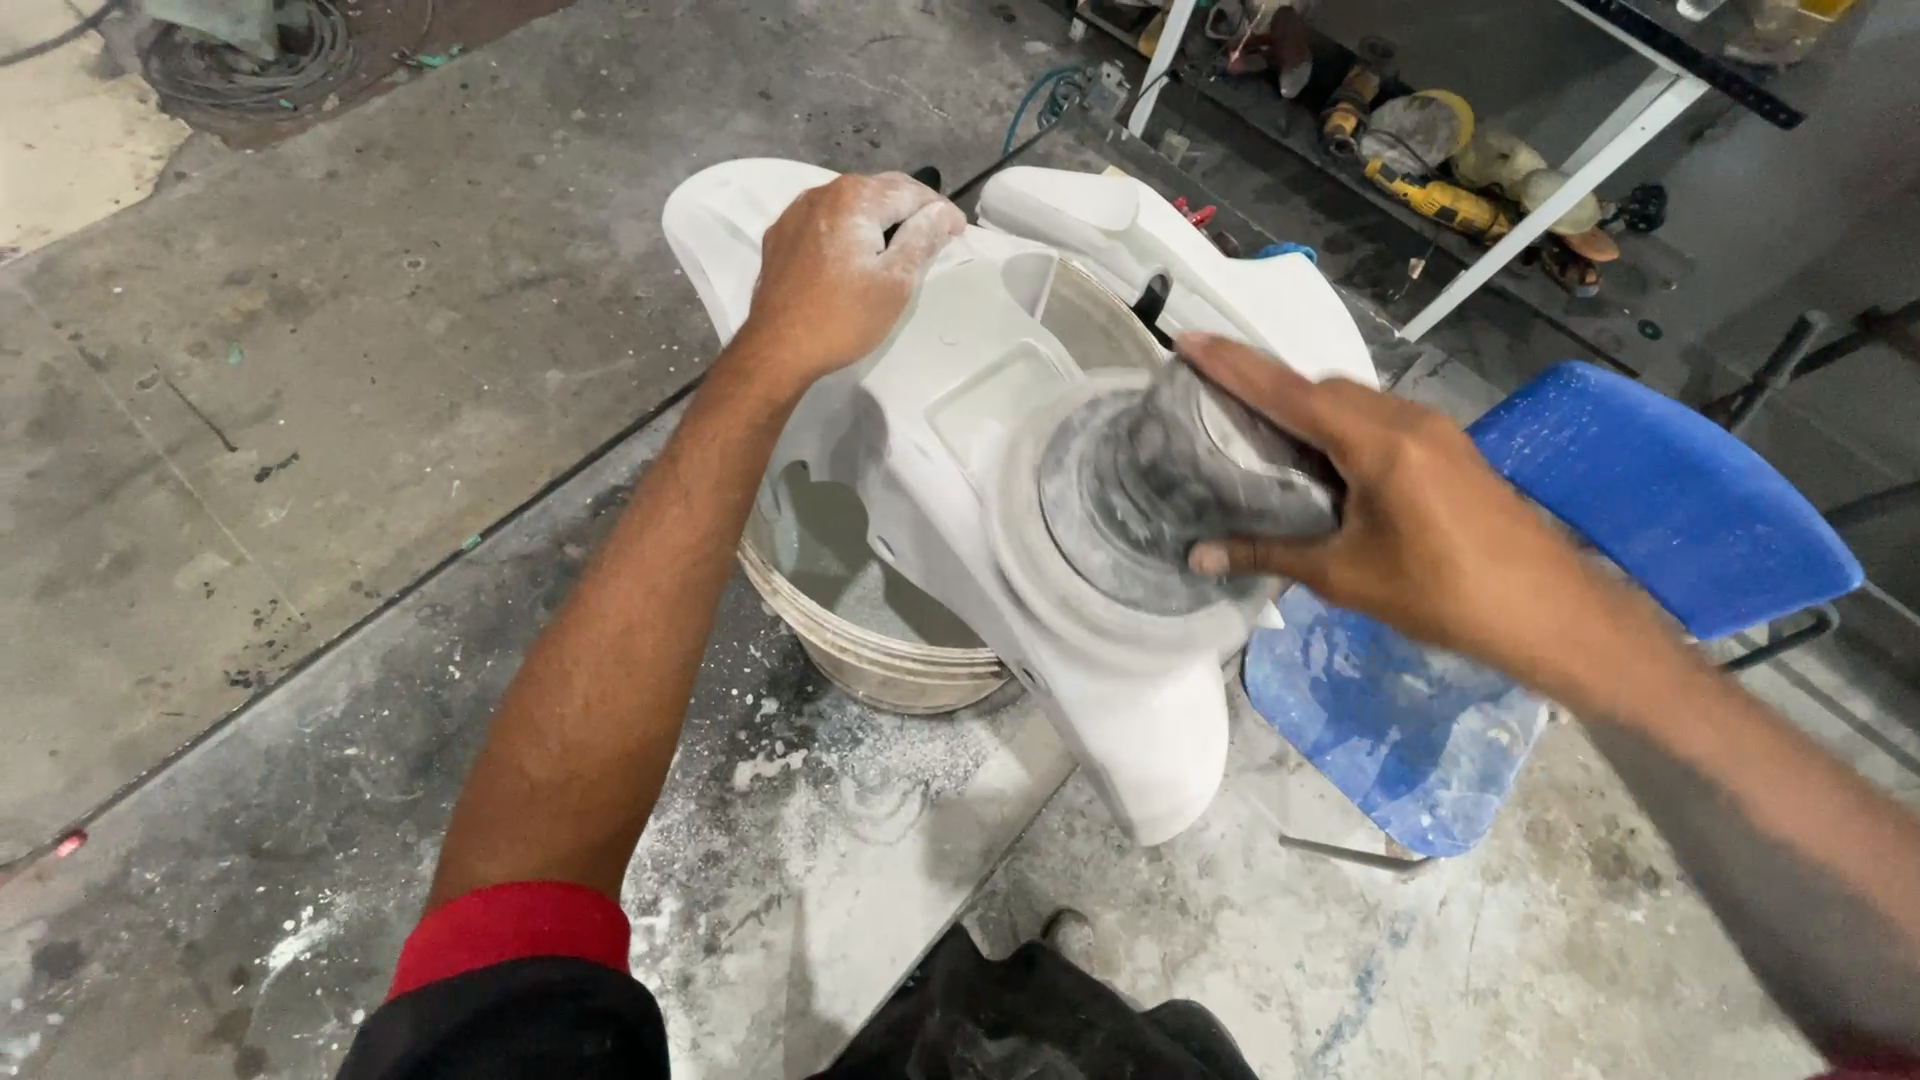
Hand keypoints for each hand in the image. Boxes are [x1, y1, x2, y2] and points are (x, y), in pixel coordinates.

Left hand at [728, 171, 965, 389]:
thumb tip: (942, 212)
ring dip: (878, 218)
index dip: (940, 210)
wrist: (778, 349)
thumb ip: (922, 239)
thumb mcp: (895, 282)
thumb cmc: (843, 318)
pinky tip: (854, 253)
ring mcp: (796, 213)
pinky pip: (825, 222)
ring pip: (850, 205)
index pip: (911, 192)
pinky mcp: (781, 237)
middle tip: (934, 235)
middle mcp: (823, 192)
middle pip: (879, 191)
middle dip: (910, 209)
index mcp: (855, 198)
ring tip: (897, 243)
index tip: (958, 232)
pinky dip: (848, 230)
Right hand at [1179, 333, 1678, 706]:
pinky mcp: (1447, 447)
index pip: (1290, 392)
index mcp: (1377, 444)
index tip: (1188, 338)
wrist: (1549, 613)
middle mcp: (1405, 420)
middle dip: (1266, 386)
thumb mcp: (1343, 576)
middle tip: (1215, 402)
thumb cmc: (1441, 595)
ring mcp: (1433, 429)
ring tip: (1261, 437)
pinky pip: (1376, 418)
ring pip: (1351, 398)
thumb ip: (1266, 554)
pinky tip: (1322, 464)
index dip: (1233, 365)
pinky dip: (1336, 426)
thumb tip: (1196, 556)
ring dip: (1304, 407)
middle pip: (1320, 386)